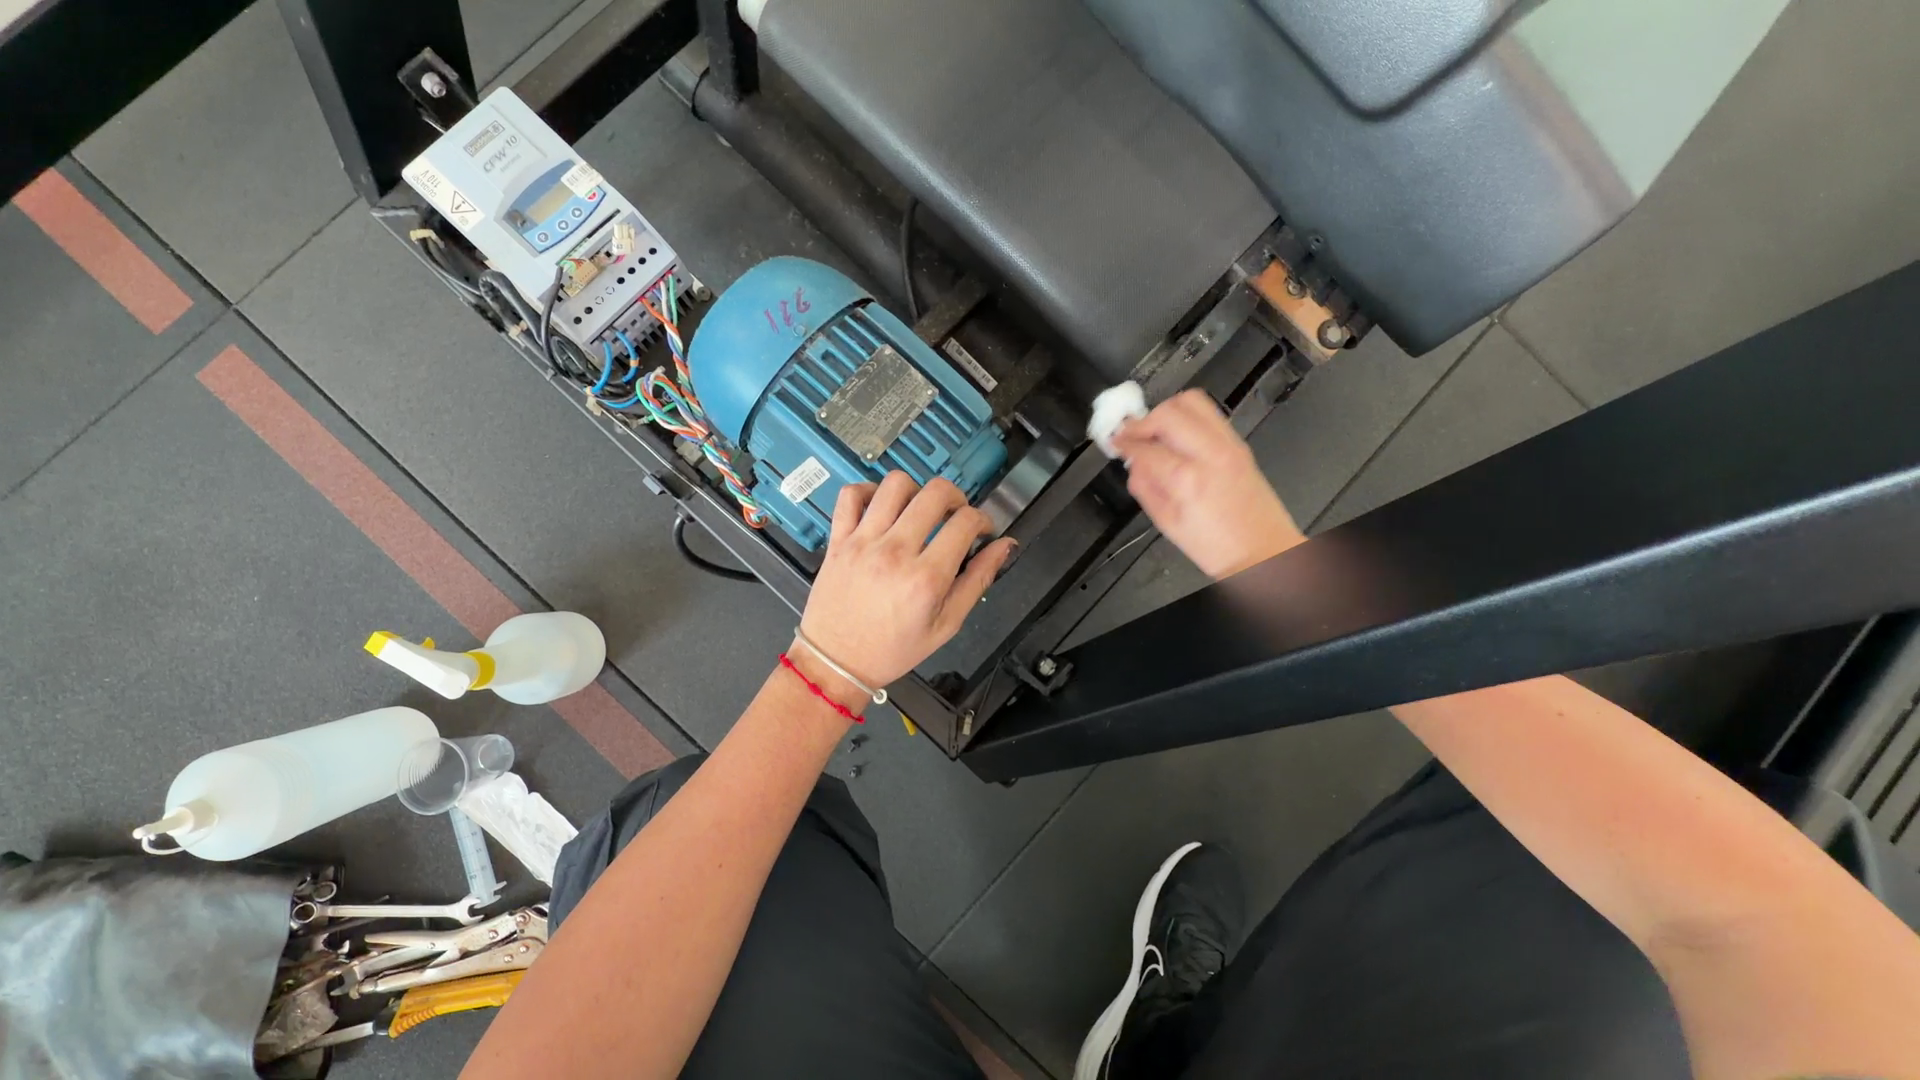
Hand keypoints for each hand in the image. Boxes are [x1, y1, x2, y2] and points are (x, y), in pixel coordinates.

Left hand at [795, 473, 1017, 710]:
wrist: (836, 662)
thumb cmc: (892, 650)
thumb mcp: (946, 625)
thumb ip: (977, 581)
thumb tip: (1004, 546)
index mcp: (926, 577)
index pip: (966, 521)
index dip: (983, 520)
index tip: (981, 530)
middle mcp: (895, 552)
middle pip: (936, 493)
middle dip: (956, 497)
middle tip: (954, 516)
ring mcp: (863, 541)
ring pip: (896, 484)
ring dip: (916, 490)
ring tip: (918, 510)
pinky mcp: (838, 539)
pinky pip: (851, 494)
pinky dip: (868, 491)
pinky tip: (880, 508)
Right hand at [1109, 389, 1302, 578]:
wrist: (1263, 550)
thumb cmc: (1223, 547)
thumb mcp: (1168, 524)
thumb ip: (1145, 489)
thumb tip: (1133, 465)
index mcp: (1188, 479)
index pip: (1145, 446)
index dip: (1123, 442)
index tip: (1115, 442)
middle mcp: (1211, 455)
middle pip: (1168, 413)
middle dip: (1142, 420)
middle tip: (1131, 432)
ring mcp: (1229, 445)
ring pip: (1191, 401)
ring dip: (1165, 411)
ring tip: (1155, 428)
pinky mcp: (1239, 444)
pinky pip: (1209, 413)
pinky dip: (1187, 417)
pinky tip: (1178, 434)